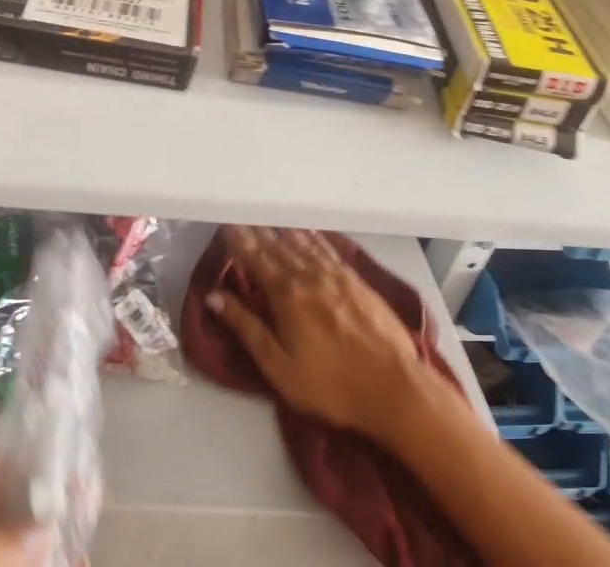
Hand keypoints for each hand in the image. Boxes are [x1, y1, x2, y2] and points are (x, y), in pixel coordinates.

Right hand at [209, 227, 435, 441]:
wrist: (395, 388)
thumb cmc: (331, 385)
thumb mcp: (279, 366)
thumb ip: (246, 328)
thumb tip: (214, 296)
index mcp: (286, 295)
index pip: (256, 260)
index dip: (239, 242)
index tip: (227, 226)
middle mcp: (310, 277)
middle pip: (278, 248)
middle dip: (258, 234)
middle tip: (244, 219)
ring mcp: (338, 277)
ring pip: (305, 245)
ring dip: (284, 233)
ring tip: (271, 222)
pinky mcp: (359, 283)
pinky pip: (330, 251)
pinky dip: (315, 239)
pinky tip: (310, 234)